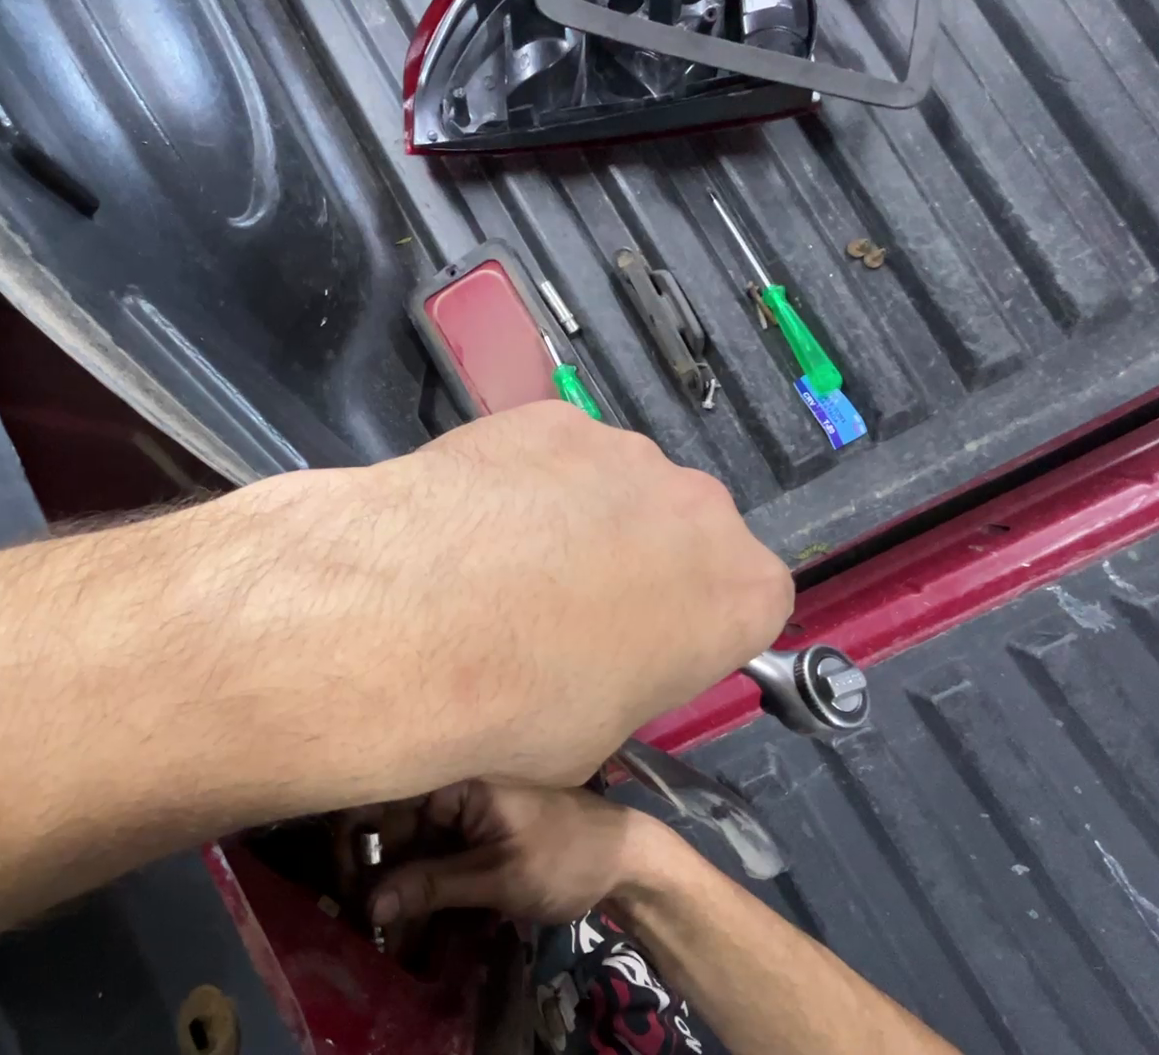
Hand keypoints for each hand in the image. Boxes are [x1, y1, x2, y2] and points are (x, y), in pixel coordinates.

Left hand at [195, 402, 791, 800]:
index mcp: (742, 592)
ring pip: (606, 487)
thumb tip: (591, 677)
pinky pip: (544, 454)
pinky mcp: (546, 417)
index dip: (679, 630)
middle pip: (674, 535)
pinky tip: (469, 520)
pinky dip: (518, 480)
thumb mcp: (595, 741)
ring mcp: (620, 449)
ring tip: (494, 562)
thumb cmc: (524, 707)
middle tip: (553, 606)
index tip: (631, 650)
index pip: (738, 606)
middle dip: (629, 565)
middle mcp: (699, 506)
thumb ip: (622, 690)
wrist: (417, 623)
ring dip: (569, 517)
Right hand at [367, 781, 672, 925]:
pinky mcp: (475, 826)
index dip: (358, 842)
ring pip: (415, 842)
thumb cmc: (565, 856)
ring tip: (397, 935)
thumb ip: (433, 886)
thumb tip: (372, 905)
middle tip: (375, 927)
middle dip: (382, 876)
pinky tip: (421, 920)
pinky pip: (437, 850)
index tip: (350, 889)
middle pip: (396, 824)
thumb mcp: (498, 876)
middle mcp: (454, 781)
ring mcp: (464, 804)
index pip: (387, 799)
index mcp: (457, 775)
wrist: (626, 860)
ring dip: (403, 886)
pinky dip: (427, 883)